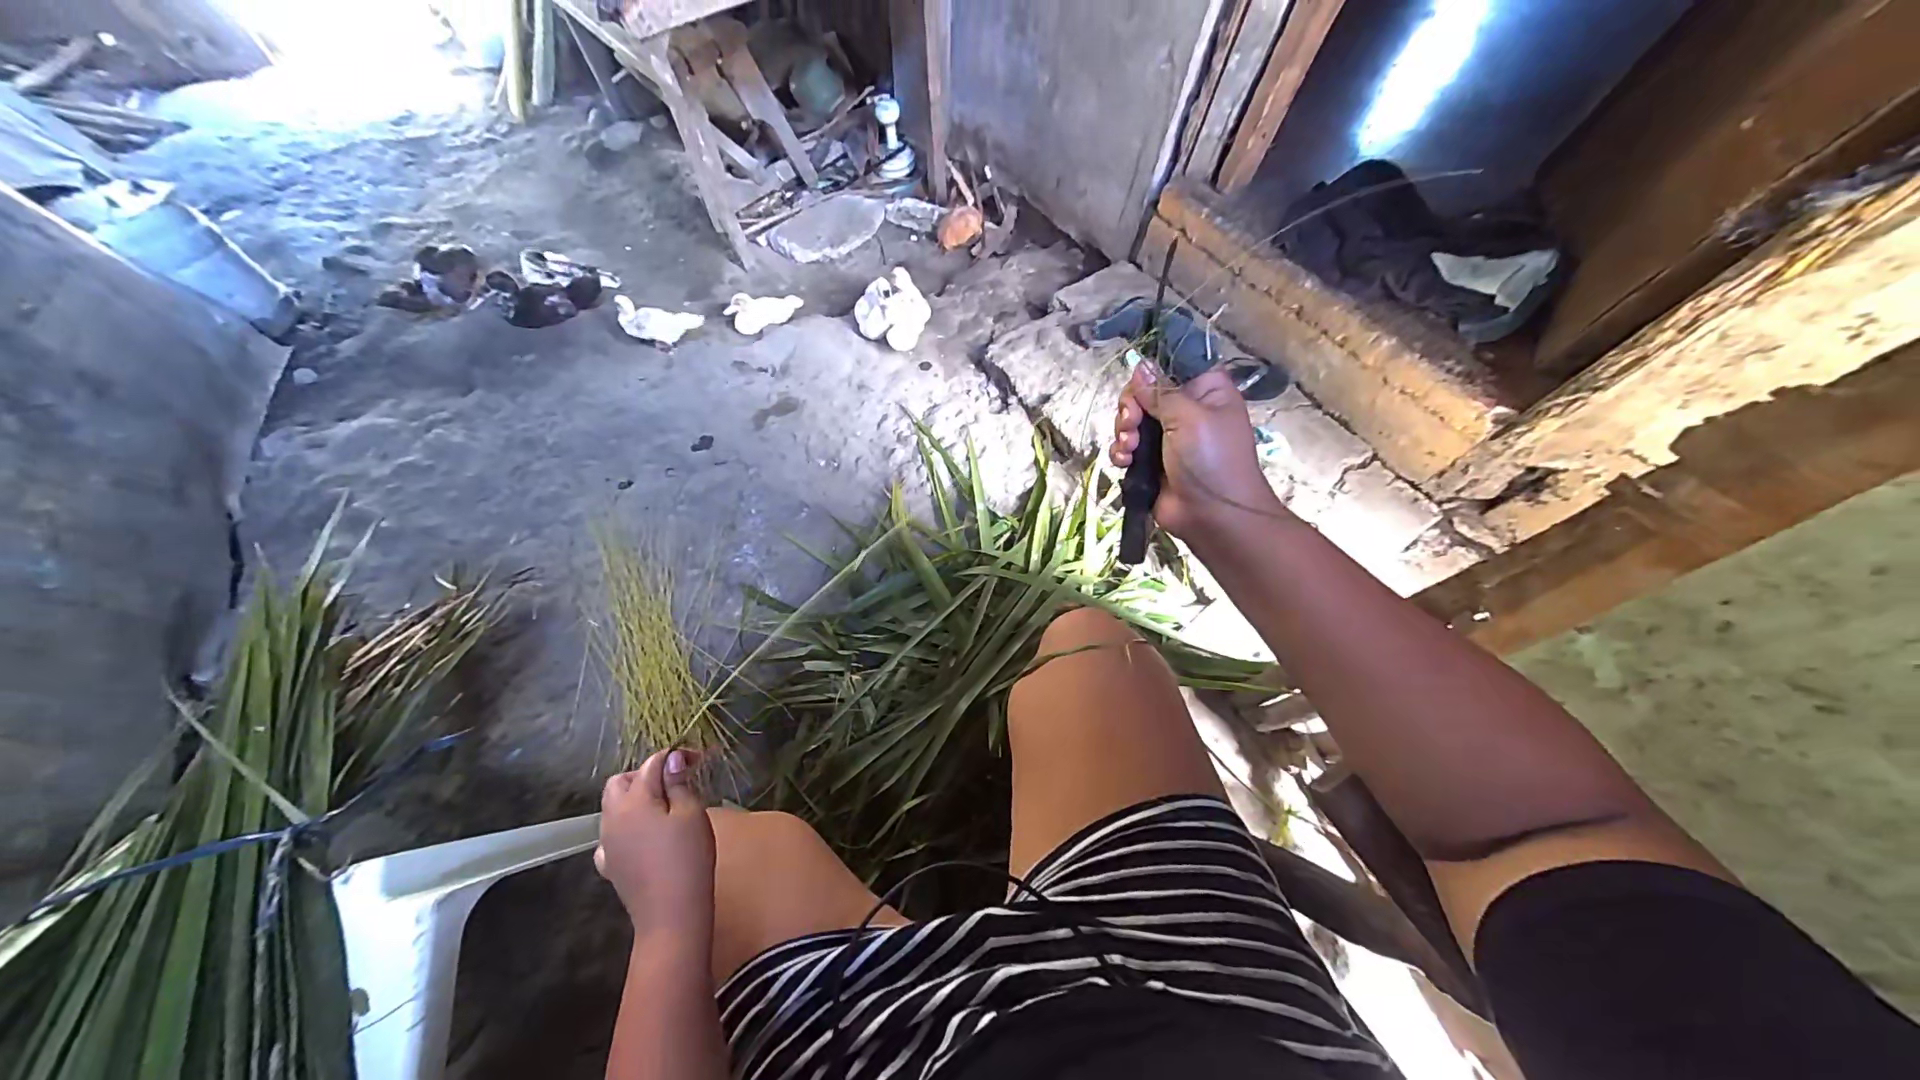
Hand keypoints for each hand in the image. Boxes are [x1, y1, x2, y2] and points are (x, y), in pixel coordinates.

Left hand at [596, 748, 715, 942]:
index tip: (696, 759)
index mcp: (633, 801)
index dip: (674, 757)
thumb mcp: (691, 812)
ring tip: (664, 807)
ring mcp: (607, 844)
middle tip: (674, 782)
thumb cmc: (687, 856)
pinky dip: (627, 827)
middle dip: (645, 775)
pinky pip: (613, 835)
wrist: (670, 913)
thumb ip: (678, 783)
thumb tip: (672, 758)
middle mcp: (612, 818)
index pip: (651, 764)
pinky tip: (645, 837)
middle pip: (620, 782)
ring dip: (635, 799)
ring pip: (613, 807)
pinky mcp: (610, 865)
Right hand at [1109, 365, 1282, 539]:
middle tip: (1132, 424)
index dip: (1150, 373)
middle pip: (1143, 393)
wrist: (1213, 515)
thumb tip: (1139, 365)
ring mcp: (1166, 438)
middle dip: (1130, 408)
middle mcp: (1185, 410)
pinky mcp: (1150, 463)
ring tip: (1130, 449)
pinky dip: (1121, 452)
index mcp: (1205, 390)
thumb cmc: (1211, 458)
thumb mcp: (1188, 416)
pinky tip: (1125, 462)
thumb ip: (1160, 391)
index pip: (1170, 366)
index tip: (1140, 387)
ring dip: (1124, 432)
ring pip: (1131, 421)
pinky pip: (1126, 448)